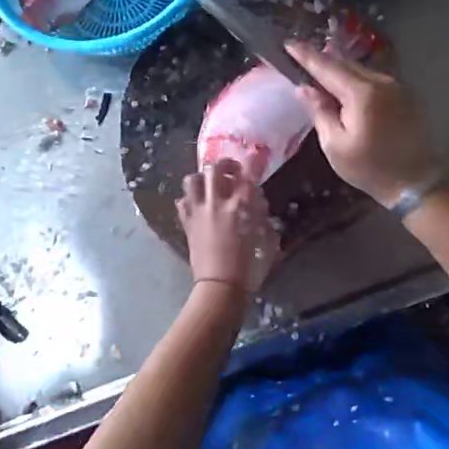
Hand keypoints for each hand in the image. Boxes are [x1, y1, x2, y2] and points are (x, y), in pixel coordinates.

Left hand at [177, 158, 277, 293]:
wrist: (221, 286)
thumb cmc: (249, 267)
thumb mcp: (266, 240)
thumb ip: (262, 216)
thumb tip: (257, 203)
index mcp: (241, 206)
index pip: (246, 175)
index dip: (251, 164)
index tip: (253, 161)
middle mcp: (217, 203)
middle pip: (215, 170)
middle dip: (224, 165)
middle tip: (231, 171)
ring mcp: (199, 212)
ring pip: (192, 180)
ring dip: (202, 178)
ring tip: (210, 184)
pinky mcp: (187, 223)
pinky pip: (182, 202)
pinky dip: (189, 199)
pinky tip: (197, 205)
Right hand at [286, 42, 436, 206]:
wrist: (415, 183)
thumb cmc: (369, 168)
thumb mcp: (334, 144)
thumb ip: (319, 110)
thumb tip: (304, 88)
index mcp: (362, 94)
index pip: (327, 67)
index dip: (306, 55)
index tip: (288, 43)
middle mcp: (382, 82)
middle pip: (346, 64)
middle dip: (322, 59)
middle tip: (300, 56)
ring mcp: (398, 87)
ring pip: (361, 70)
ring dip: (340, 69)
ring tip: (320, 71)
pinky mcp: (406, 95)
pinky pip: (374, 79)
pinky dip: (356, 78)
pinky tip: (346, 87)